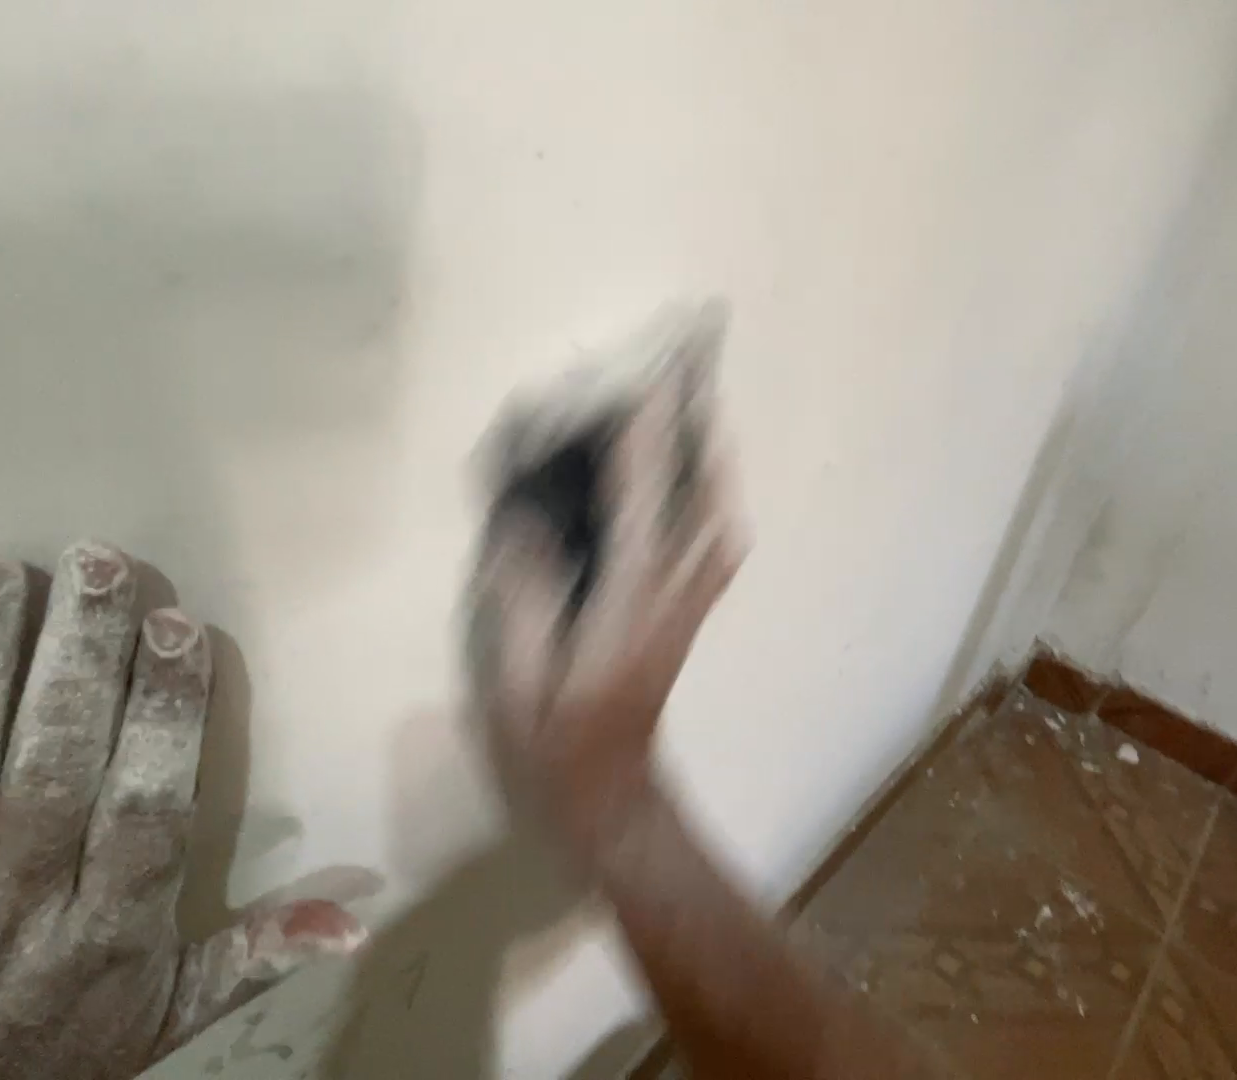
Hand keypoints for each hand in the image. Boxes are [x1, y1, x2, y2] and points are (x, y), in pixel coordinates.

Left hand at [0, 543, 362, 1079]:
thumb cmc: (36, 1072)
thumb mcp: (162, 1025)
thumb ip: (252, 956)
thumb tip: (356, 917)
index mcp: (106, 934)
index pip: (148, 804)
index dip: (165, 712)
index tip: (176, 627)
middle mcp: (9, 917)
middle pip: (52, 769)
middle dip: (79, 658)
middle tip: (97, 562)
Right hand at [469, 343, 747, 861]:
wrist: (611, 791)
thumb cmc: (555, 739)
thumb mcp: (517, 674)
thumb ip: (524, 588)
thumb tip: (527, 511)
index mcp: (630, 592)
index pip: (642, 480)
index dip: (645, 414)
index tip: (648, 352)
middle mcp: (678, 579)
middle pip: (701, 475)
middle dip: (695, 407)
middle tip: (692, 341)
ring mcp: (697, 588)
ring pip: (719, 493)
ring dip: (707, 434)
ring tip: (693, 377)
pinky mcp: (697, 597)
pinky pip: (716, 520)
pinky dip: (709, 476)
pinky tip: (693, 452)